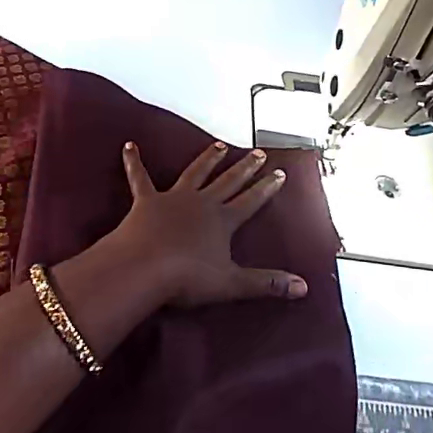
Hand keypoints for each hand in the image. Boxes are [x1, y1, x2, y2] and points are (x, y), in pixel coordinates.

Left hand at [109, 140, 304, 307]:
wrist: (145, 267)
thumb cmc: (186, 277)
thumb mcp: (232, 283)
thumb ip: (267, 283)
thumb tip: (302, 287)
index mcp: (222, 220)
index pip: (251, 201)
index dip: (266, 188)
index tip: (279, 173)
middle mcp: (201, 203)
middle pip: (228, 181)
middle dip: (244, 168)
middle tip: (257, 153)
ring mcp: (173, 198)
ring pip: (195, 172)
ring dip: (207, 159)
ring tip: (219, 146)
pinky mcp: (146, 201)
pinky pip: (140, 177)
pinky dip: (134, 162)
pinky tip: (129, 146)